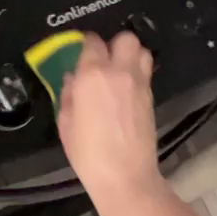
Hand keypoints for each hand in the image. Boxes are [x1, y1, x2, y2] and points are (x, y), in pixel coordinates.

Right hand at [58, 31, 165, 199]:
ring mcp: (139, 83)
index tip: (80, 52)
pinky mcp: (151, 97)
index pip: (92, 42)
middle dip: (113, 44)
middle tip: (103, 61)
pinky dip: (136, 74)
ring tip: (119, 72)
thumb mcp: (66, 124)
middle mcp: (119, 72)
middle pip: (124, 38)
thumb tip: (72, 80)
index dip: (85, 44)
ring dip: (130, 55)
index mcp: (92, 75)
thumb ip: (68, 95)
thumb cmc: (88, 154)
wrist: (125, 176)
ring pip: (141, 51)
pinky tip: (125, 92)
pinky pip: (145, 73)